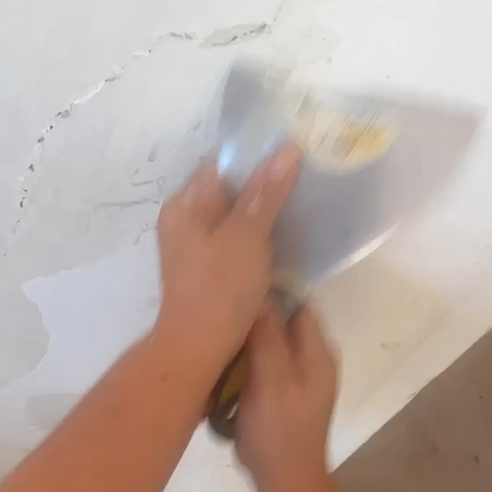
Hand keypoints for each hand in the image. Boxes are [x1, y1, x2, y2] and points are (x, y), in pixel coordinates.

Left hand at [151, 145, 299, 371]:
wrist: (199, 345)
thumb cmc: (220, 287)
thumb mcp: (247, 235)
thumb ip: (265, 192)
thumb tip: (286, 148)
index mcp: (184, 204)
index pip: (220, 163)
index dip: (255, 154)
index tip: (293, 147)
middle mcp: (184, 219)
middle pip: (227, 187)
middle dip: (263, 180)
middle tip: (307, 170)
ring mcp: (195, 243)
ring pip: (233, 213)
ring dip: (262, 207)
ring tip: (302, 196)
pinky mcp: (208, 265)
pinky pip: (235, 236)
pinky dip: (257, 231)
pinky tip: (284, 230)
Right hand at [235, 305, 338, 485]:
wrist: (283, 479)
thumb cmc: (278, 428)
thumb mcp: (270, 378)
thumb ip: (266, 336)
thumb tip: (257, 295)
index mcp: (317, 353)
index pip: (298, 305)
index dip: (271, 293)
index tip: (236, 289)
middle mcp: (310, 361)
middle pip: (281, 325)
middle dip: (252, 319)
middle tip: (217, 315)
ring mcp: (295, 380)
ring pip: (266, 346)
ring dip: (244, 343)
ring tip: (214, 338)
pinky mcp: (278, 396)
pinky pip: (259, 367)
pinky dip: (242, 364)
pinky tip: (219, 367)